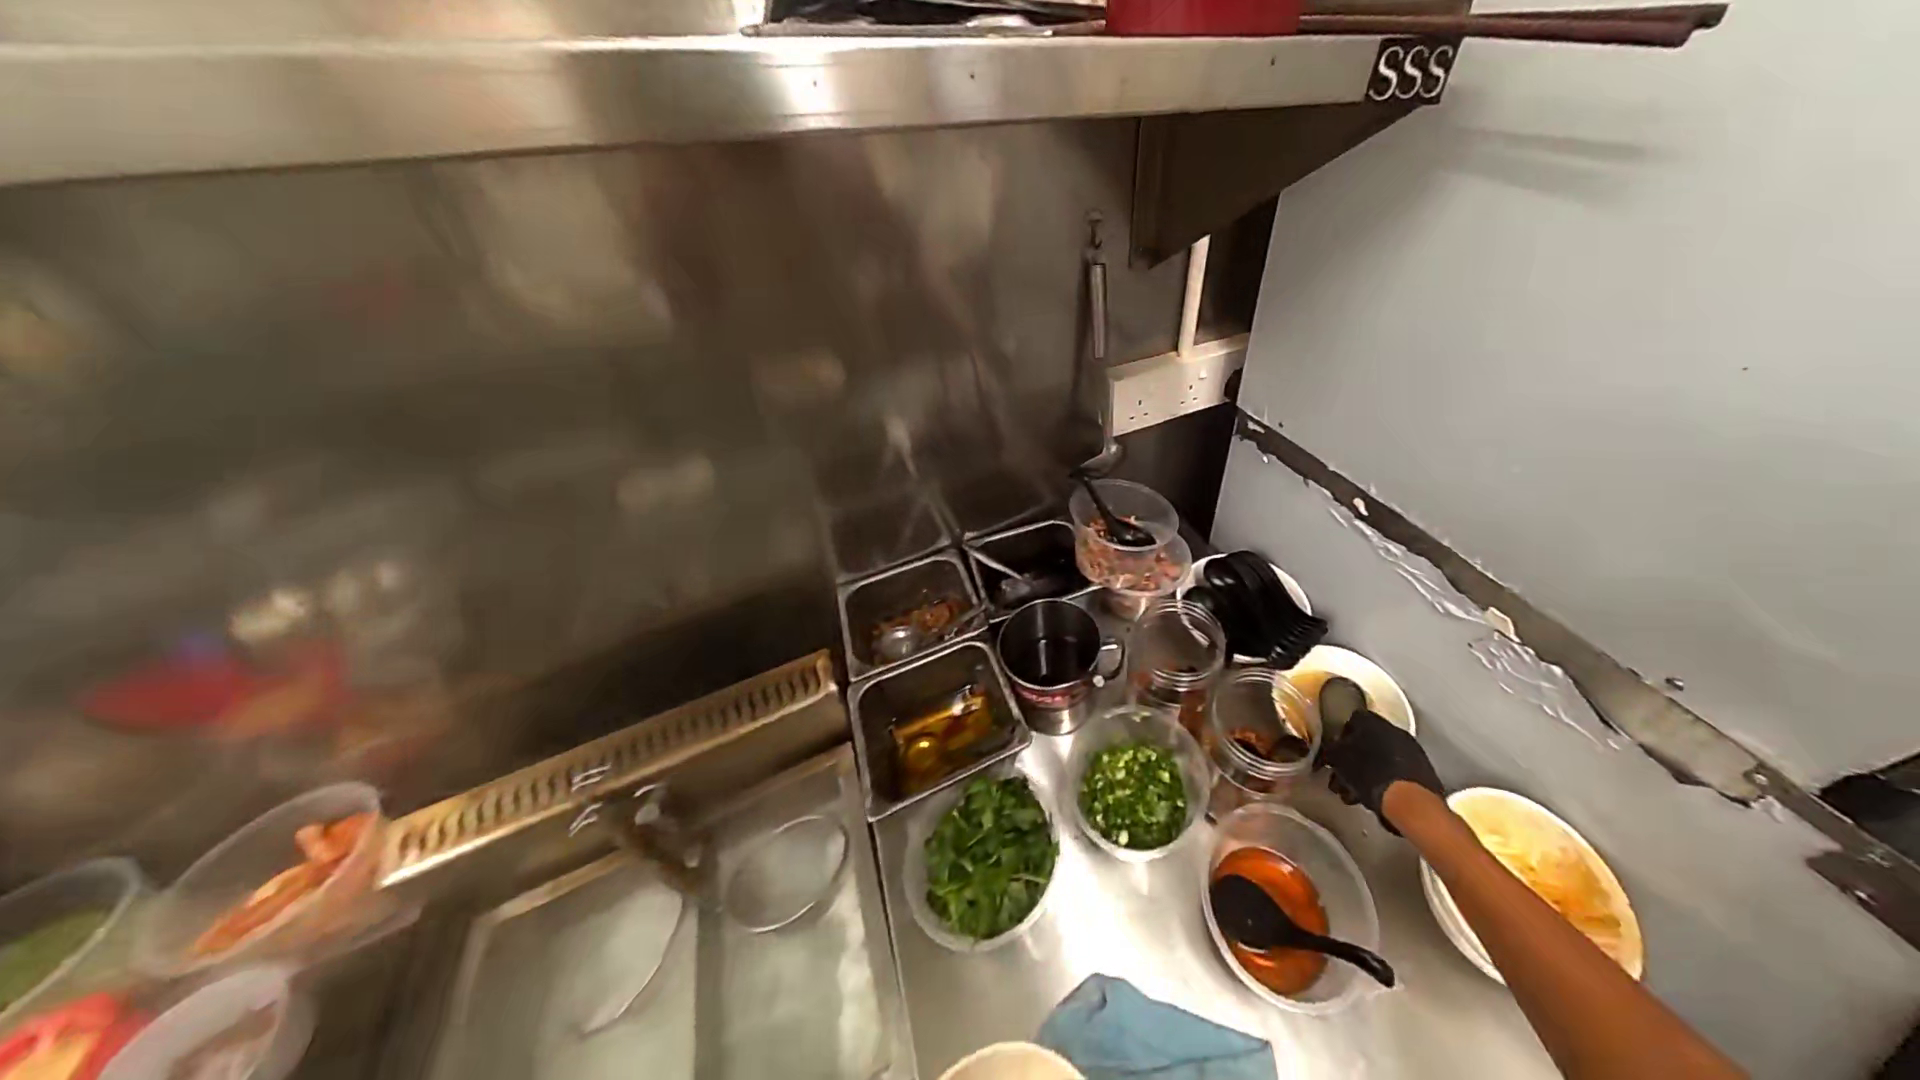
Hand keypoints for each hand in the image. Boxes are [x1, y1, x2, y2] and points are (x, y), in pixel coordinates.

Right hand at [1321, 710, 1442, 832]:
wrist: (1408, 802)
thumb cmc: (1368, 773)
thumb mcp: (1337, 759)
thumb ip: (1331, 751)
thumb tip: (1331, 751)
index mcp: (1373, 722)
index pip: (1353, 719)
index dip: (1341, 735)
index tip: (1335, 750)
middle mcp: (1395, 732)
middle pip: (1368, 741)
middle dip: (1354, 758)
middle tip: (1342, 773)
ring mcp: (1412, 753)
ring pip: (1381, 760)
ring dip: (1366, 773)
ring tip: (1352, 792)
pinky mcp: (1423, 773)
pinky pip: (1395, 773)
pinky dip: (1382, 782)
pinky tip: (1370, 798)